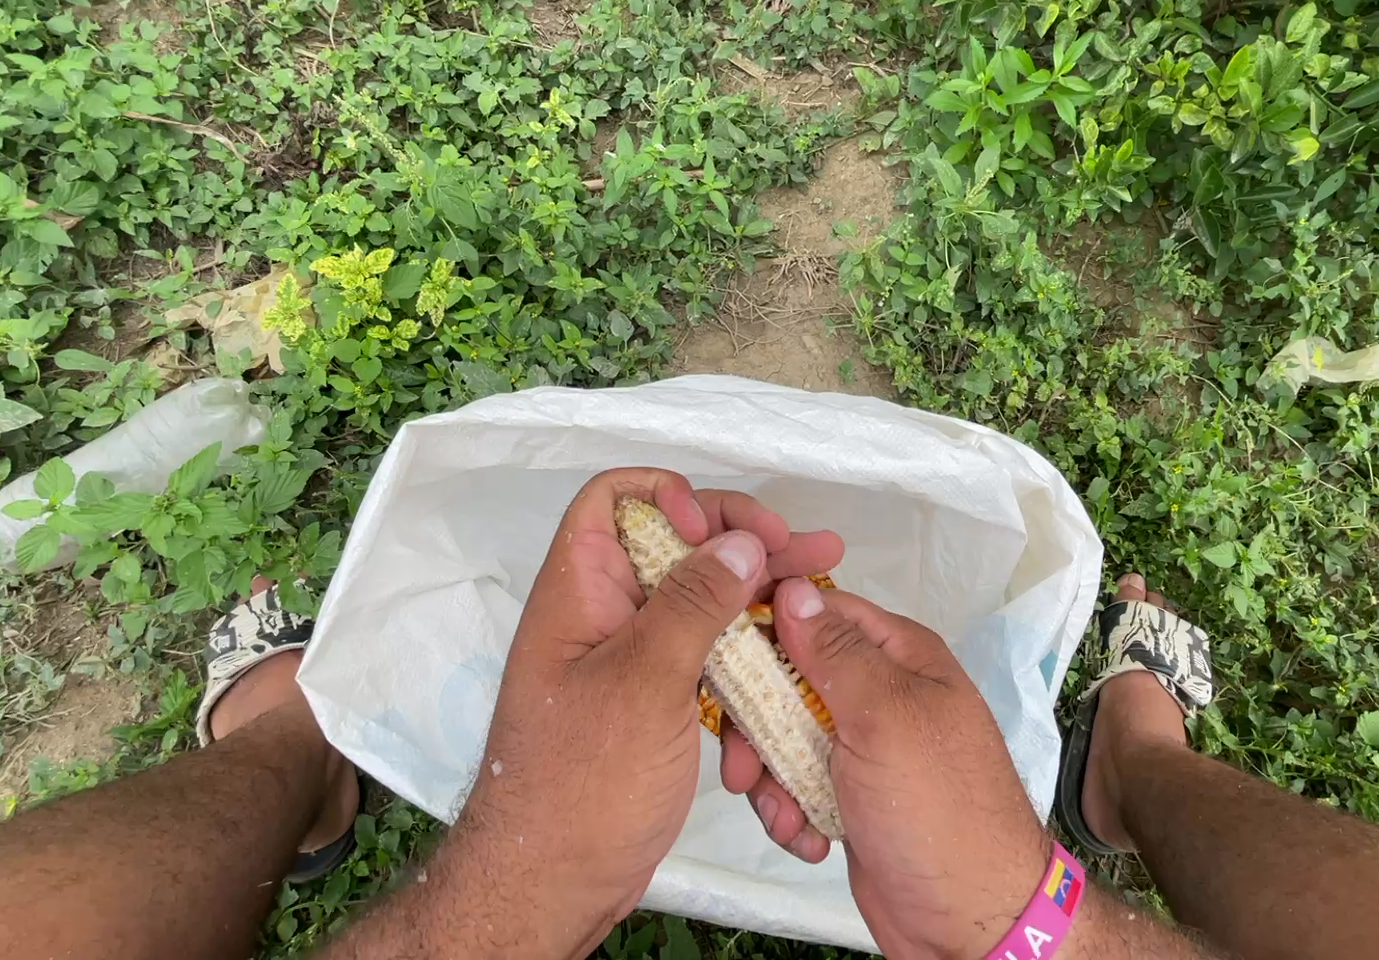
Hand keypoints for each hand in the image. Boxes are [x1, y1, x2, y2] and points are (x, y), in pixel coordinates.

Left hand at [435, 469, 841, 958]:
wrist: (556, 883)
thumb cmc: (583, 780)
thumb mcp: (643, 680)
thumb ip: (693, 604)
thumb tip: (740, 541)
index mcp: (583, 588)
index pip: (613, 500)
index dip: (665, 495)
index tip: (712, 529)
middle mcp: (611, 607)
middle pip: (677, 542)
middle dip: (742, 537)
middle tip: (806, 544)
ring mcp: (640, 648)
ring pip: (703, 593)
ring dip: (759, 583)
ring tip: (822, 570)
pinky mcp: (664, 685)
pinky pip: (710, 643)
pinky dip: (748, 639)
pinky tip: (791, 638)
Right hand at [721, 580, 1049, 958]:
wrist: (970, 924)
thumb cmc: (935, 805)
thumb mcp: (884, 715)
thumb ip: (834, 652)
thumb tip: (791, 589)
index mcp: (897, 654)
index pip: (819, 611)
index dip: (770, 624)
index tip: (723, 649)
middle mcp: (877, 689)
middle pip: (790, 675)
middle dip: (758, 719)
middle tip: (740, 765)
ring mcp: (859, 743)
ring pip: (784, 730)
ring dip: (770, 773)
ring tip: (780, 814)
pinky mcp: (845, 790)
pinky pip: (795, 778)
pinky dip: (790, 807)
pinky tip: (805, 837)